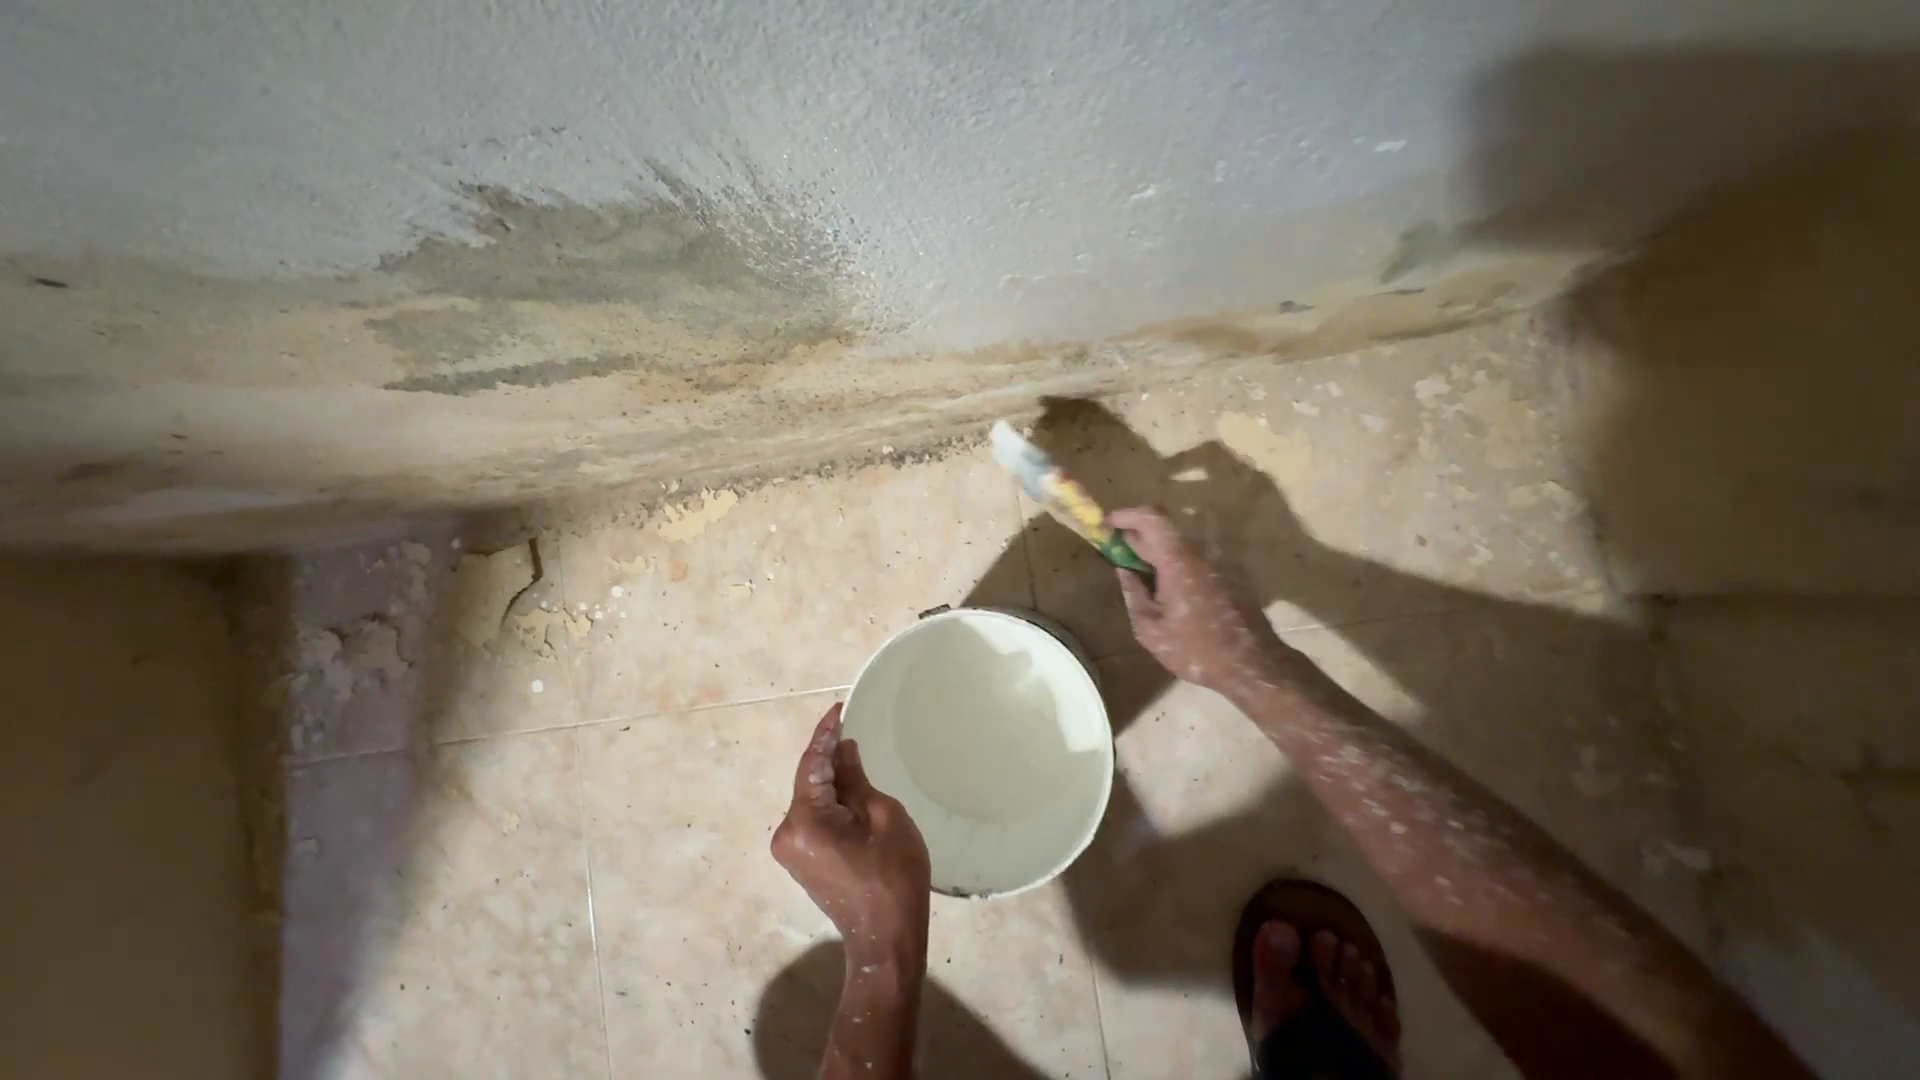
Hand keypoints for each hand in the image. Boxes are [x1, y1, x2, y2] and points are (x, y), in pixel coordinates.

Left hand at [771, 703, 931, 965]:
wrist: (886, 939)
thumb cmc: (892, 875)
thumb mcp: (882, 816)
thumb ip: (856, 779)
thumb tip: (843, 751)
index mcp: (804, 820)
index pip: (812, 763)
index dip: (826, 733)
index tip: (838, 708)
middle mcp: (786, 833)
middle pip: (810, 782)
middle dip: (831, 756)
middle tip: (854, 728)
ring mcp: (791, 850)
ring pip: (813, 801)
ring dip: (833, 780)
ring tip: (857, 755)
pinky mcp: (802, 861)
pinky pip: (815, 819)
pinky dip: (832, 802)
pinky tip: (851, 790)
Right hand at [1109, 506, 1292, 696]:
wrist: (1252, 664)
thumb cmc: (1196, 650)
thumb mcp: (1150, 629)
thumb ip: (1133, 594)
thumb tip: (1123, 571)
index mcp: (1178, 561)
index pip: (1151, 517)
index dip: (1125, 515)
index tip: (1106, 526)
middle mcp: (1201, 553)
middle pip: (1164, 530)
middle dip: (1136, 537)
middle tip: (1116, 554)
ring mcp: (1218, 563)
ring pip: (1179, 547)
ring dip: (1156, 554)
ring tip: (1141, 579)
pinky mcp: (1229, 575)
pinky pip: (1194, 561)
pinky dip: (1174, 566)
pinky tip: (1168, 593)